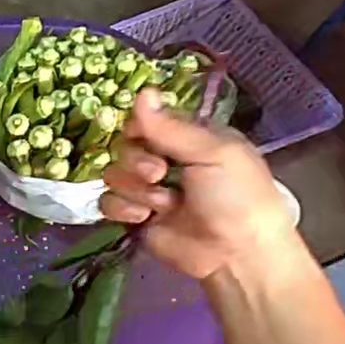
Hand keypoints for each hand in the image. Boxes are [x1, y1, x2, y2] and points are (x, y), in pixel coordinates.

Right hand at [99, 88, 300, 282]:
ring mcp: (148, 190)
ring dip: (136, 189)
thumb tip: (141, 91)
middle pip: (125, 147)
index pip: (147, 120)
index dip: (139, 127)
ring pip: (114, 174)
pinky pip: (108, 202)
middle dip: (137, 161)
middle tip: (159, 175)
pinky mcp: (136, 218)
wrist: (235, 253)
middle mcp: (165, 160)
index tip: (143, 135)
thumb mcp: (212, 153)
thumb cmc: (236, 196)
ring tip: (163, 205)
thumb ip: (171, 126)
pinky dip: (122, 208)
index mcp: (188, 138)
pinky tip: (144, 218)